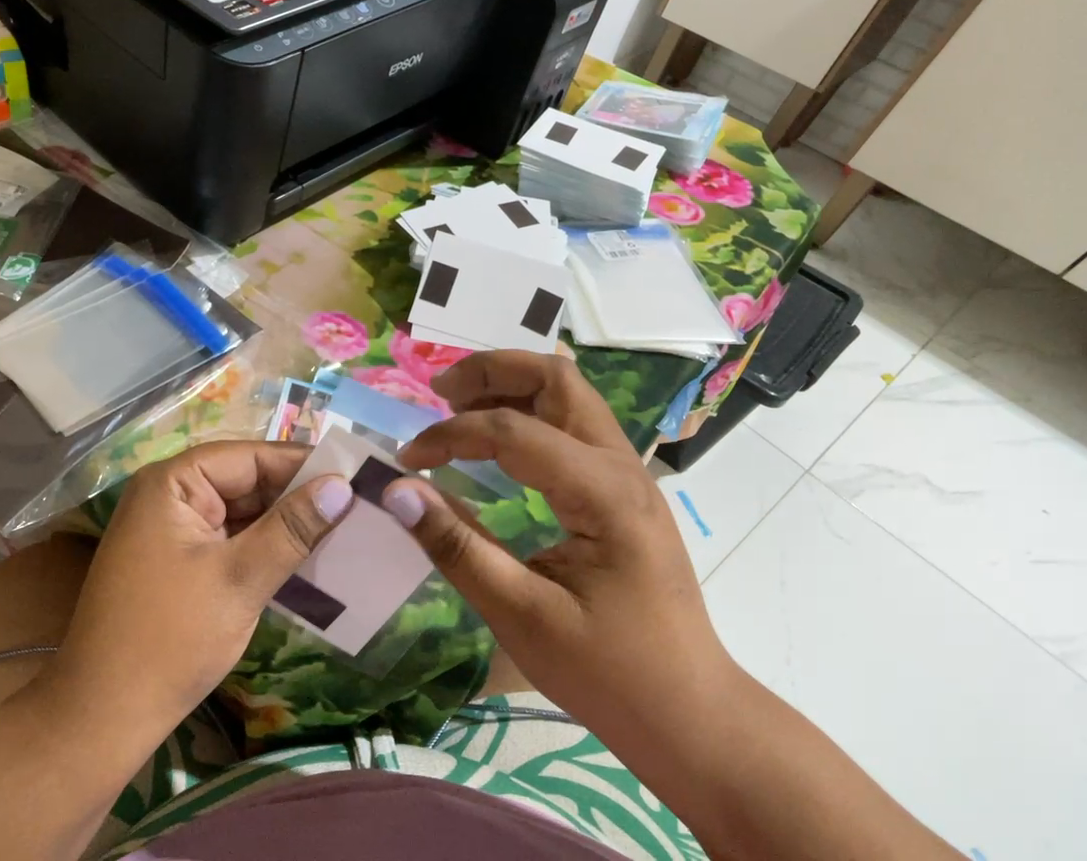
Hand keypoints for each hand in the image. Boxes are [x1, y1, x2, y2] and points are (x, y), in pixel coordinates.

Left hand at [45, 441, 353, 730]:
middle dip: (297, 498)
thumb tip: (343, 486)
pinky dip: (262, 549)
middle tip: (360, 511)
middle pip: (245, 482)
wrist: (105, 712)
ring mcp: (170, 530)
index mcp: (173, 483)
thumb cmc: (171, 637)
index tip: (359, 479)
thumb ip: (291, 528)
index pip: (250, 456)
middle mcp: (168, 495)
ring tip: (346, 534)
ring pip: (240, 513)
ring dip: (284, 526)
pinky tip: (305, 562)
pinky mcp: (176, 562)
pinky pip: (228, 541)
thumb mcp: (240, 578)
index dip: (303, 466)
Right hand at [383, 351, 734, 722]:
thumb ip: (457, 545)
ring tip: (457, 408)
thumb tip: (397, 490)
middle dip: (491, 372)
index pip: (512, 430)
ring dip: (511, 387)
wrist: (689, 715)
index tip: (406, 462)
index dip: (450, 435)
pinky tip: (496, 444)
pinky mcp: (624, 493)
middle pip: (556, 379)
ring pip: (569, 395)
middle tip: (437, 394)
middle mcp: (623, 467)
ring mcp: (629, 476)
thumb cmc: (608, 673)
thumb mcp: (521, 615)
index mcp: (603, 493)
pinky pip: (574, 426)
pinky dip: (529, 414)